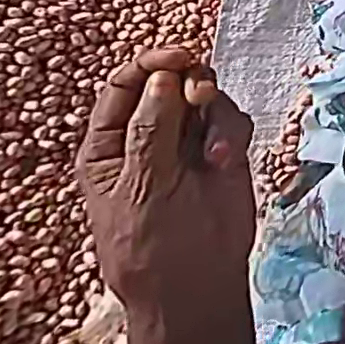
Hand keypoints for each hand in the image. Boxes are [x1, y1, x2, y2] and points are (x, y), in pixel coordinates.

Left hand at [77, 49, 255, 316]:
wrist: (199, 285)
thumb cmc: (154, 246)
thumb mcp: (142, 188)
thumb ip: (151, 130)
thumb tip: (162, 77)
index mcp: (111, 143)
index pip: (125, 84)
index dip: (151, 64)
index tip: (179, 58)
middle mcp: (149, 134)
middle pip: (170, 81)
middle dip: (189, 83)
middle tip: (201, 97)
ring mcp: (187, 141)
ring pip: (206, 96)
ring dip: (215, 114)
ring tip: (216, 150)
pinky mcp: (222, 149)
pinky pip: (232, 119)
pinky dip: (233, 133)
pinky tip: (225, 161)